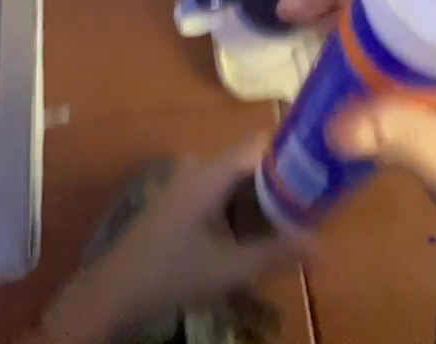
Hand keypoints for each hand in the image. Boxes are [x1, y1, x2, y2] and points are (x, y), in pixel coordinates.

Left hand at [37, 139, 309, 343]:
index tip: (321, 174)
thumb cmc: (171, 272)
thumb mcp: (229, 269)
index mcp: (212, 171)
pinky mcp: (182, 202)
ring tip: (291, 229)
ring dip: (262, 202)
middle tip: (311, 212)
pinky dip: (242, 211)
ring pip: (237, 181)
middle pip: (252, 163)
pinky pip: (222, 194)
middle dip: (282, 186)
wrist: (114, 291)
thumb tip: (321, 244)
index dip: (292, 154)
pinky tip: (254, 239)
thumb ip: (275, 254)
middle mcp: (200, 167)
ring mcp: (187, 183)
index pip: (261, 144)